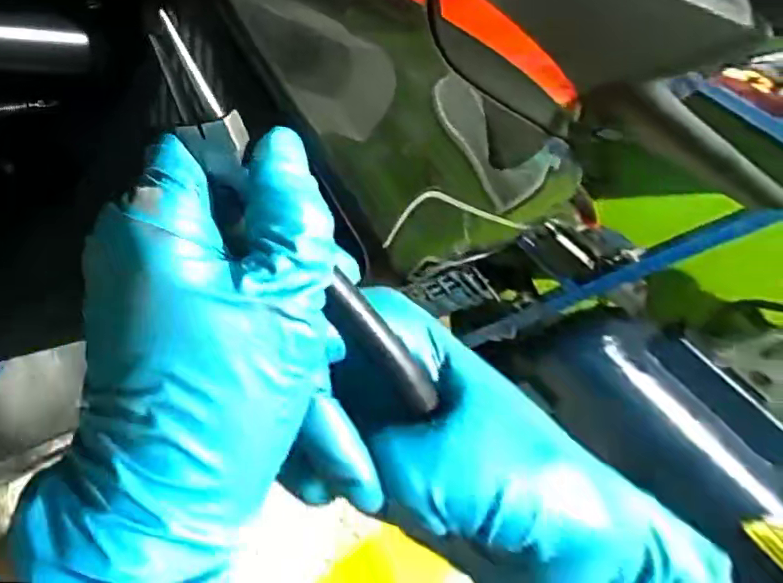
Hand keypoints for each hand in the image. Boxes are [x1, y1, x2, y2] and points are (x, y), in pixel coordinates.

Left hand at [10, 128, 357, 581]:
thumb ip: (287, 217)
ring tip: (308, 340)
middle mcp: (123, 231)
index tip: (288, 217)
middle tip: (320, 290)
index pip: (192, 152)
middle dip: (267, 242)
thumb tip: (280, 147)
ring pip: (207, 252)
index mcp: (151, 214)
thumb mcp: (283, 301)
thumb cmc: (224, 391)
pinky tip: (279, 354)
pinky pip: (188, 285)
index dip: (244, 173)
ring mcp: (121, 268)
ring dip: (262, 287)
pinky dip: (232, 308)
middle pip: (205, 206)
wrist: (159, 479)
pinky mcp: (129, 303)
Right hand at [313, 288, 730, 581]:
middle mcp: (360, 350)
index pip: (309, 318)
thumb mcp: (448, 468)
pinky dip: (298, 463)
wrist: (593, 568)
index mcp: (393, 328)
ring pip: (284, 399)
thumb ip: (366, 445)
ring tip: (328, 488)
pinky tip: (322, 489)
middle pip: (287, 359)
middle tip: (335, 470)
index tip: (321, 418)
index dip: (301, 361)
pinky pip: (294, 434)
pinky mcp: (346, 435)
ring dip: (296, 446)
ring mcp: (351, 394)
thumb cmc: (544, 496)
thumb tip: (312, 446)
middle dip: (298, 415)